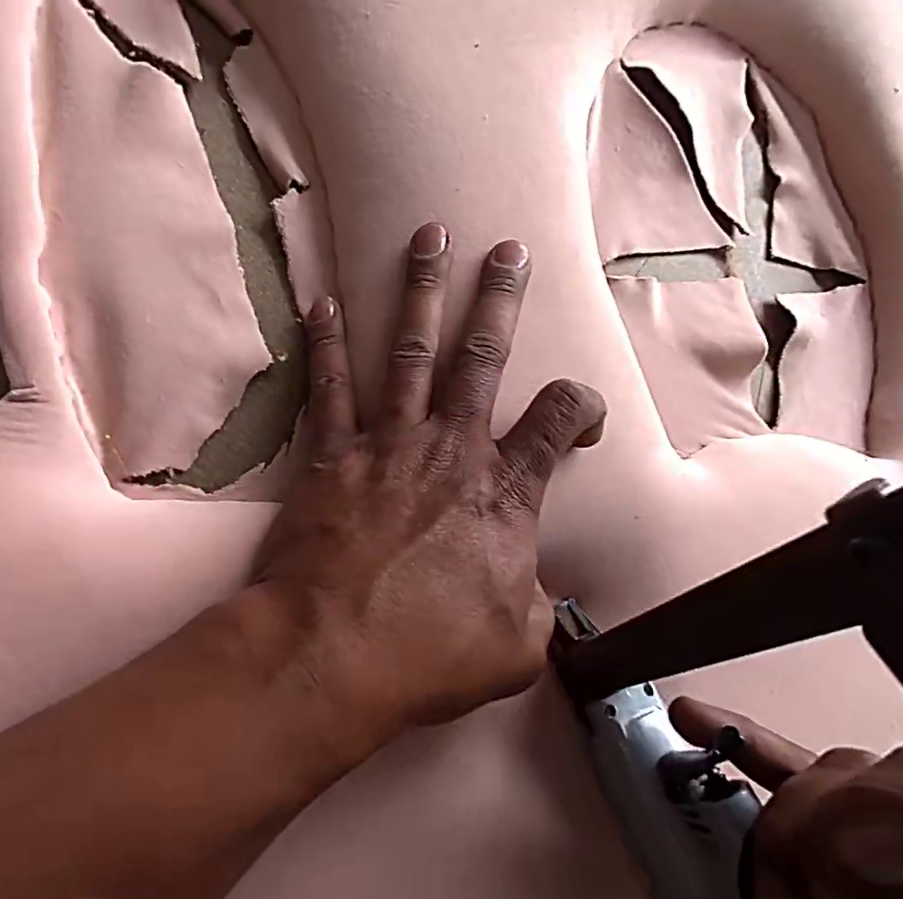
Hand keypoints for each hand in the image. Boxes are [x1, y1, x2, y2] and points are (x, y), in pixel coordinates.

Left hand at [249, 222, 606, 743]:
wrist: (335, 654)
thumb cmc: (429, 656)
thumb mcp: (516, 646)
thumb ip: (537, 609)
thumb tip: (540, 597)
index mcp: (505, 496)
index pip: (557, 421)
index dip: (579, 409)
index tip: (579, 419)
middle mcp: (451, 455)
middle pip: (484, 359)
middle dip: (498, 300)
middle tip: (505, 250)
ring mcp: (388, 449)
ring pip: (412, 353)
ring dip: (421, 292)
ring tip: (427, 237)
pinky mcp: (331, 461)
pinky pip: (329, 387)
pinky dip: (327, 342)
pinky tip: (323, 301)